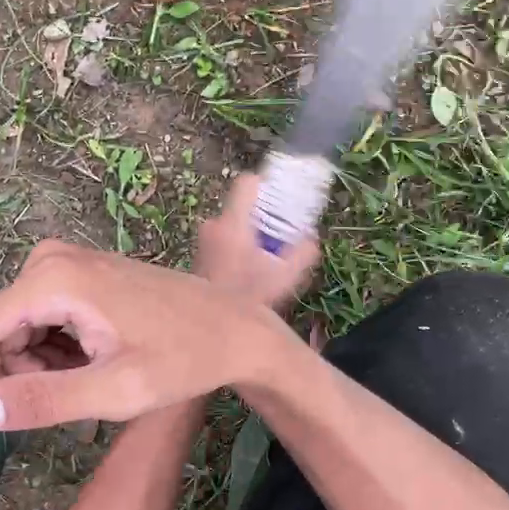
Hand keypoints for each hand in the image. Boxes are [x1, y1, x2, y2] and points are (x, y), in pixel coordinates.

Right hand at [0, 241, 297, 431]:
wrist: (235, 328)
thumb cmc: (181, 360)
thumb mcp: (112, 390)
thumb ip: (37, 400)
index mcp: (50, 280)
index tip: (34, 407)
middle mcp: (48, 259)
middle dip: (25, 372)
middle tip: (83, 391)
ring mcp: (63, 260)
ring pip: (17, 327)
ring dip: (45, 363)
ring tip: (97, 374)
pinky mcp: (76, 269)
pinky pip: (40, 315)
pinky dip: (59, 347)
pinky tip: (99, 356)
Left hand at [194, 174, 319, 307]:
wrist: (209, 326)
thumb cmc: (249, 298)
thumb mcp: (286, 278)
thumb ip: (302, 253)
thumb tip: (310, 237)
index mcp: (233, 224)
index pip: (247, 183)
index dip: (266, 185)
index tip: (281, 198)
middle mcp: (214, 225)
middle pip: (242, 207)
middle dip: (261, 218)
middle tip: (278, 235)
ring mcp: (203, 239)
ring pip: (233, 224)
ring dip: (248, 235)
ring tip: (263, 257)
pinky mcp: (198, 253)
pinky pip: (223, 238)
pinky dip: (236, 247)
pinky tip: (247, 269)